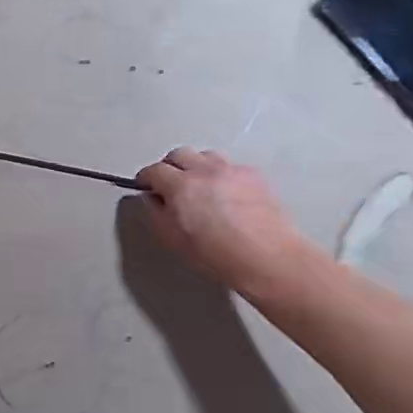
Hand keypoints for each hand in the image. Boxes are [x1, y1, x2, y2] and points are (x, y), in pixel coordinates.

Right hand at [135, 146, 314, 293]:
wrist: (268, 258)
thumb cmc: (218, 255)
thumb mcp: (173, 240)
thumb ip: (156, 213)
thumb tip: (152, 199)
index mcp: (180, 186)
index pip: (154, 170)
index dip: (146, 178)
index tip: (144, 185)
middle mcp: (205, 170)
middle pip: (179, 154)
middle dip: (170, 167)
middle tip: (169, 184)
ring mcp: (231, 169)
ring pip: (205, 156)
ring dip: (196, 166)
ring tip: (198, 185)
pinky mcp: (253, 174)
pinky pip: (229, 166)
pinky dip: (220, 175)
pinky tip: (225, 194)